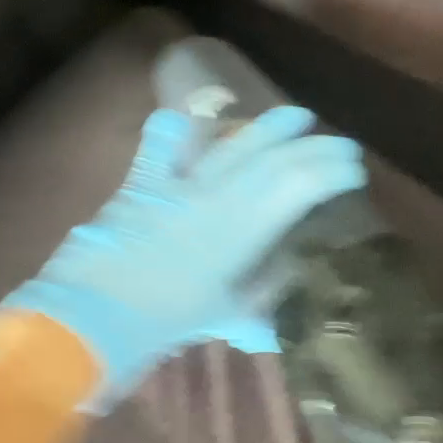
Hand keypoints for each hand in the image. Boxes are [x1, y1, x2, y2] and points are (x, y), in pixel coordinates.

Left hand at [4, 104, 365, 410]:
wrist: (86, 318)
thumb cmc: (162, 323)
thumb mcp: (224, 320)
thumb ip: (260, 314)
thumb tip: (286, 327)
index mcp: (242, 230)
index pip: (299, 186)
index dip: (332, 172)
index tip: (356, 171)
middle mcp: (217, 197)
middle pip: (275, 160)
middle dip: (316, 148)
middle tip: (344, 146)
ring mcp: (178, 186)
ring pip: (232, 146)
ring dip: (268, 129)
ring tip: (298, 115)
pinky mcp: (142, 186)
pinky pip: (161, 148)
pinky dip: (175, 131)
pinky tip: (186, 116)